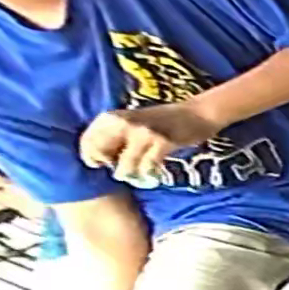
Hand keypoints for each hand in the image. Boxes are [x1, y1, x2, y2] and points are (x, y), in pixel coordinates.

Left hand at [79, 105, 221, 185]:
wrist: (200, 112)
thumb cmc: (168, 118)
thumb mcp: (136, 121)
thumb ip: (119, 133)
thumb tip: (107, 155)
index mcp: (112, 117)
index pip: (88, 140)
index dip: (90, 155)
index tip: (100, 164)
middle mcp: (124, 124)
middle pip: (102, 151)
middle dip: (108, 164)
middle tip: (118, 171)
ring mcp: (145, 133)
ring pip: (126, 160)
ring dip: (128, 172)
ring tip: (134, 177)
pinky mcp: (165, 142)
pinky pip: (150, 162)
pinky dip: (148, 171)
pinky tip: (152, 174)